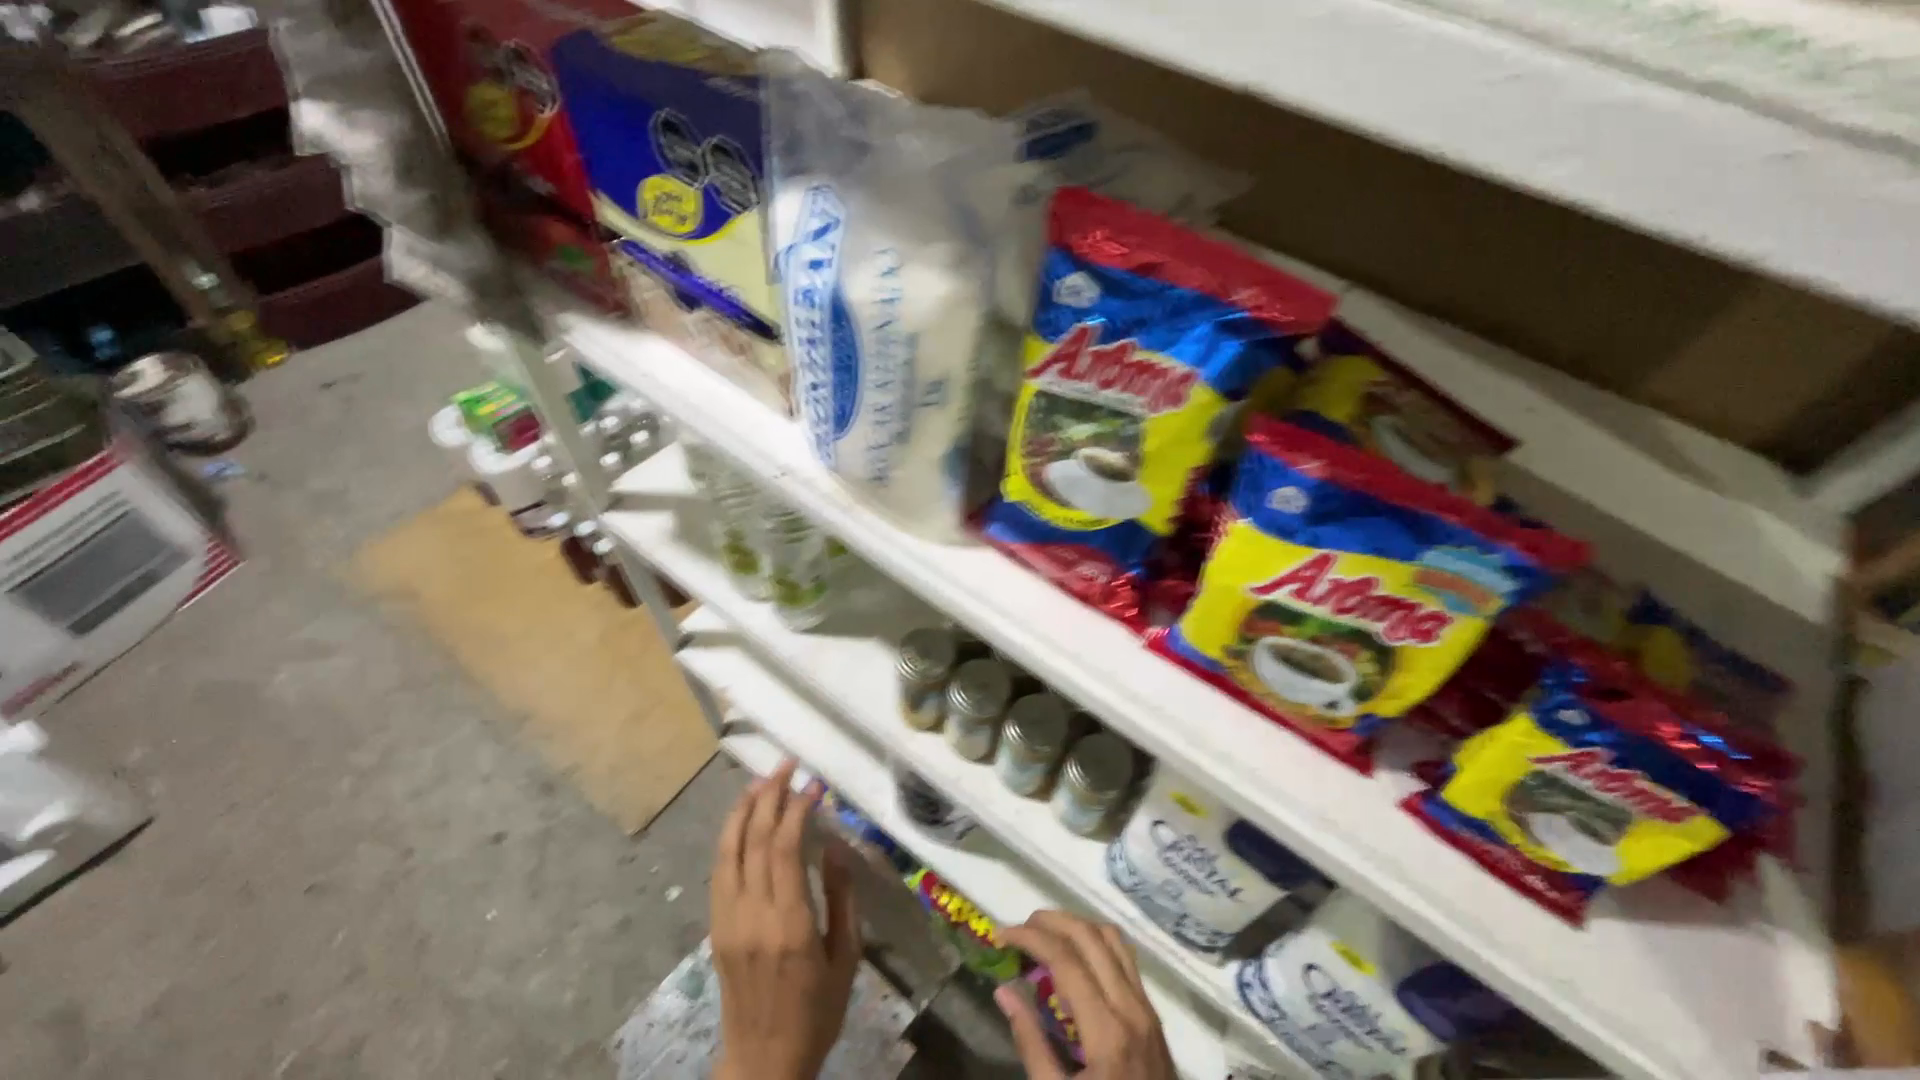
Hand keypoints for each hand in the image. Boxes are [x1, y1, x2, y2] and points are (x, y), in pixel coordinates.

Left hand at [711, 760, 860, 1079]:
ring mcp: (728, 920)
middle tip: (786, 765)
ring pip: (729, 850)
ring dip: (744, 810)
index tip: (813, 784)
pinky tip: (742, 821)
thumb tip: (837, 846)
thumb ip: (841, 899)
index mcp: (790, 924)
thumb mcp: (846, 959)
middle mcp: (752, 915)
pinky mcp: (715, 928)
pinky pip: (719, 872)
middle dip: (770, 796)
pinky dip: (730, 838)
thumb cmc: (817, 1012)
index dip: (797, 809)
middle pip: (755, 840)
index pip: (786, 848)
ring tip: (760, 780)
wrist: (764, 1059)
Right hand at [998, 912, 1173, 1079]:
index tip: (1000, 935)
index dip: (1029, 938)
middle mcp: (1132, 1008)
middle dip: (1051, 922)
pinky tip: (1074, 957)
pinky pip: (1125, 959)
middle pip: (1091, 937)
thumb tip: (1004, 991)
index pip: (1065, 959)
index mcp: (1107, 1031)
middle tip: (1018, 929)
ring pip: (1113, 939)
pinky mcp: (1153, 1013)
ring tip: (1043, 935)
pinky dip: (1096, 943)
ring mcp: (1147, 1007)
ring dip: (1076, 926)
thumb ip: (1030, 1043)